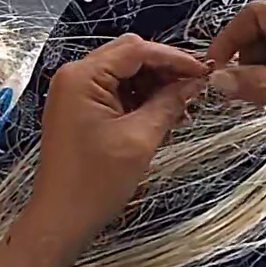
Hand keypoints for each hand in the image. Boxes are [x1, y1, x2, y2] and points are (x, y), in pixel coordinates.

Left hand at [24, 35, 208, 244]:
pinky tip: (163, 112)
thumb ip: (167, 104)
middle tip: (196, 86)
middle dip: (163, 68)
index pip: (135, 49)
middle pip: (127, 55)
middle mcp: (74, 75)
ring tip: (183, 105)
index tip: (205, 69)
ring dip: (152, 83)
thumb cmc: (96, 180)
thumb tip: (194, 82)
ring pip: (122, 72)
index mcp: (82, 75)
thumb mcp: (139, 139)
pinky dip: (138, 97)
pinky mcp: (77, 107)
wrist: (60, 217)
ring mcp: (73, 91)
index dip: (173, 57)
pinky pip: (113, 90)